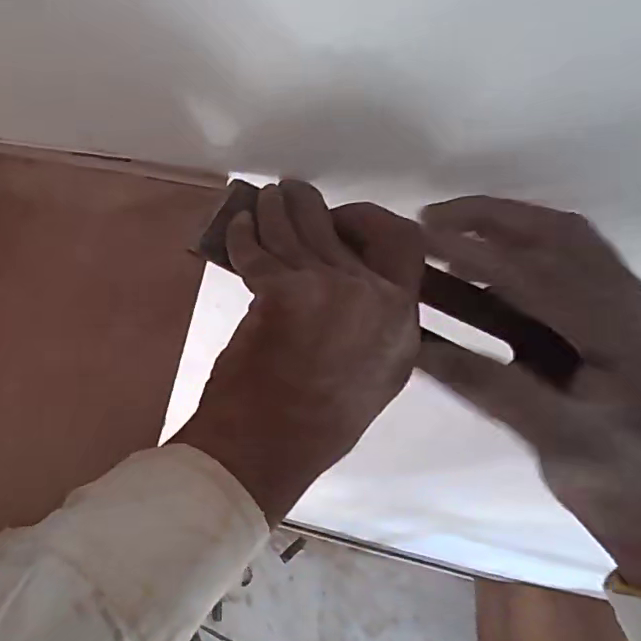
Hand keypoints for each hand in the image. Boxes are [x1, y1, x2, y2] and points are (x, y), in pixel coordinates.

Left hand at [171, 181, 423, 523]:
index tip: (338, 222)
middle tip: (288, 194)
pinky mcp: (284, 290)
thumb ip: (367, 331)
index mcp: (401, 324)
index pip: (403, 246)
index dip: (366, 224)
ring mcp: (332, 290)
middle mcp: (375, 299)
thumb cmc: (311, 425)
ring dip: (274, 208)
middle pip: (343, 228)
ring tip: (262, 198)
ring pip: (299, 229)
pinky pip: (258, 249)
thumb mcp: (367, 380)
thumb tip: (345, 292)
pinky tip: (238, 224)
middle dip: (310, 205)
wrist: (269, 446)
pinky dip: (243, 233)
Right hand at [414, 196, 640, 589]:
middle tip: (428, 216)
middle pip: (566, 240)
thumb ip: (487, 385)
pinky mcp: (603, 329)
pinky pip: (550, 281)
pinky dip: (501, 267)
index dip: (480, 254)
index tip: (419, 236)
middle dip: (494, 219)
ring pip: (560, 251)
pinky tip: (459, 269)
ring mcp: (627, 316)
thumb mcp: (554, 441)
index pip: (551, 276)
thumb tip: (413, 342)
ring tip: (435, 230)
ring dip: (498, 234)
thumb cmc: (620, 487)